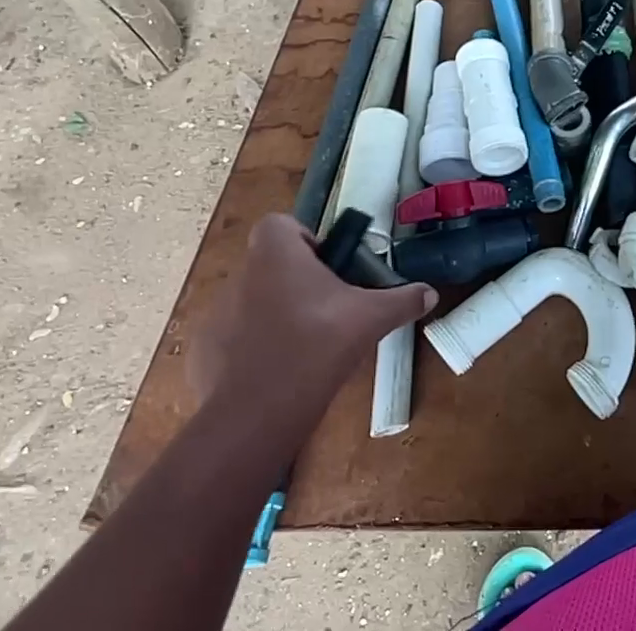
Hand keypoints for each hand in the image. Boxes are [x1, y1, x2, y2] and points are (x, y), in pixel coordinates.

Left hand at [189, 214, 437, 418]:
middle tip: (331, 307)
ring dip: (277, 313)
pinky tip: (281, 371)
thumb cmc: (318, 343)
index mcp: (276, 255)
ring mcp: (217, 315)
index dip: (306, 240)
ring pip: (254, 301)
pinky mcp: (205, 351)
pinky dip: (256, 348)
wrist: (259, 410)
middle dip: (299, 281)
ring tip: (308, 343)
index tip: (330, 267)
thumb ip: (403, 300)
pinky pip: (236, 339)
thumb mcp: (373, 318)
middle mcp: (240, 276)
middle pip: (271, 264)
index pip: (280, 224)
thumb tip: (430, 293)